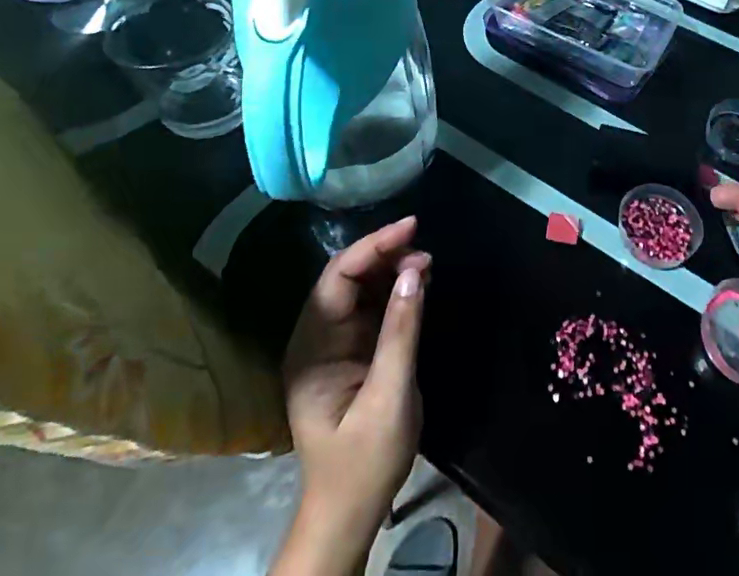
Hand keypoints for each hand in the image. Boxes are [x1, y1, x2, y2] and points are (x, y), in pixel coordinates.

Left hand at [281, 217, 430, 543]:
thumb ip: (401, 332)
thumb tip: (414, 271)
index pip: (338, 279)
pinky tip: (418, 285)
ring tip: (427, 262)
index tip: (410, 227)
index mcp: (311, 347)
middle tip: (425, 249)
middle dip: (384, 256)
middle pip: (346, 279)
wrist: (349, 512)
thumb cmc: (364, 461)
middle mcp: (315, 339)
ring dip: (391, 272)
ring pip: (359, 292)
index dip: (373, 247)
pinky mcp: (350, 356)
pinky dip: (394, 295)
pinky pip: (370, 312)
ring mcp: (332, 347)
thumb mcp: (390, 396)